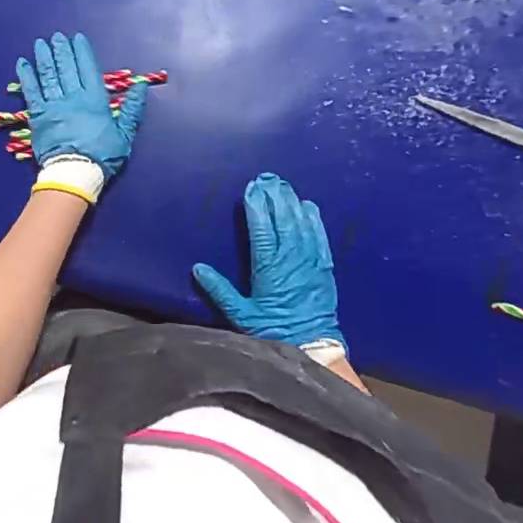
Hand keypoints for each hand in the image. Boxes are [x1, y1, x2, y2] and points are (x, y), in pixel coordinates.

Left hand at [17, 32, 147, 178]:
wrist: (75, 173)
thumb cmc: (102, 156)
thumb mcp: (124, 134)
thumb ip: (131, 109)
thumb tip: (141, 86)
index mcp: (94, 100)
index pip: (88, 69)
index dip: (82, 52)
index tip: (77, 39)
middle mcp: (73, 97)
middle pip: (66, 68)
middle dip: (61, 51)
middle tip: (56, 37)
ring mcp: (54, 106)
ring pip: (48, 76)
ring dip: (44, 58)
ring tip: (40, 44)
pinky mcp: (38, 117)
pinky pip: (31, 92)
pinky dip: (27, 77)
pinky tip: (23, 64)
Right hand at [193, 173, 342, 352]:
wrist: (311, 344)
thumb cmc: (272, 330)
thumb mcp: (240, 314)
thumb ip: (219, 290)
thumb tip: (197, 268)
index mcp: (268, 268)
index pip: (262, 229)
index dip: (256, 207)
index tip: (251, 189)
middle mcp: (291, 259)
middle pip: (283, 219)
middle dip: (274, 196)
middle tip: (266, 178)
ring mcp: (311, 260)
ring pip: (301, 223)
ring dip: (291, 201)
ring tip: (282, 184)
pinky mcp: (324, 266)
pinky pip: (319, 235)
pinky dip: (313, 218)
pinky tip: (307, 205)